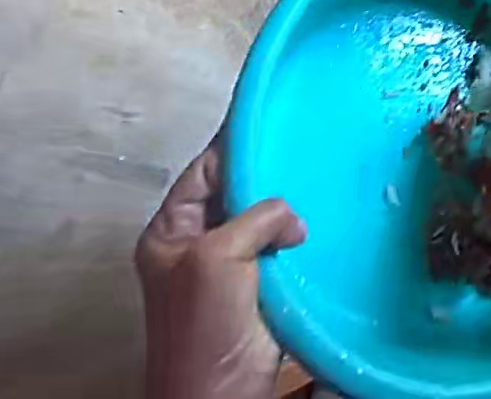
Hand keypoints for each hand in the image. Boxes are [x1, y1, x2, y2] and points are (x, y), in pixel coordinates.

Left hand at [136, 147, 306, 398]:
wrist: (223, 393)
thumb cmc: (203, 326)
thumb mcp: (217, 256)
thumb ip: (256, 215)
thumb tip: (291, 218)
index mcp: (171, 231)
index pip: (205, 169)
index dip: (235, 144)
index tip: (271, 118)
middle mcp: (200, 238)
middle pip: (237, 186)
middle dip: (267, 169)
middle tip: (302, 142)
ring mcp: (231, 258)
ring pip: (263, 209)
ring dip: (287, 198)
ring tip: (316, 172)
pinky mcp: (261, 274)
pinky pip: (282, 234)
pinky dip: (299, 223)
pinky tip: (319, 211)